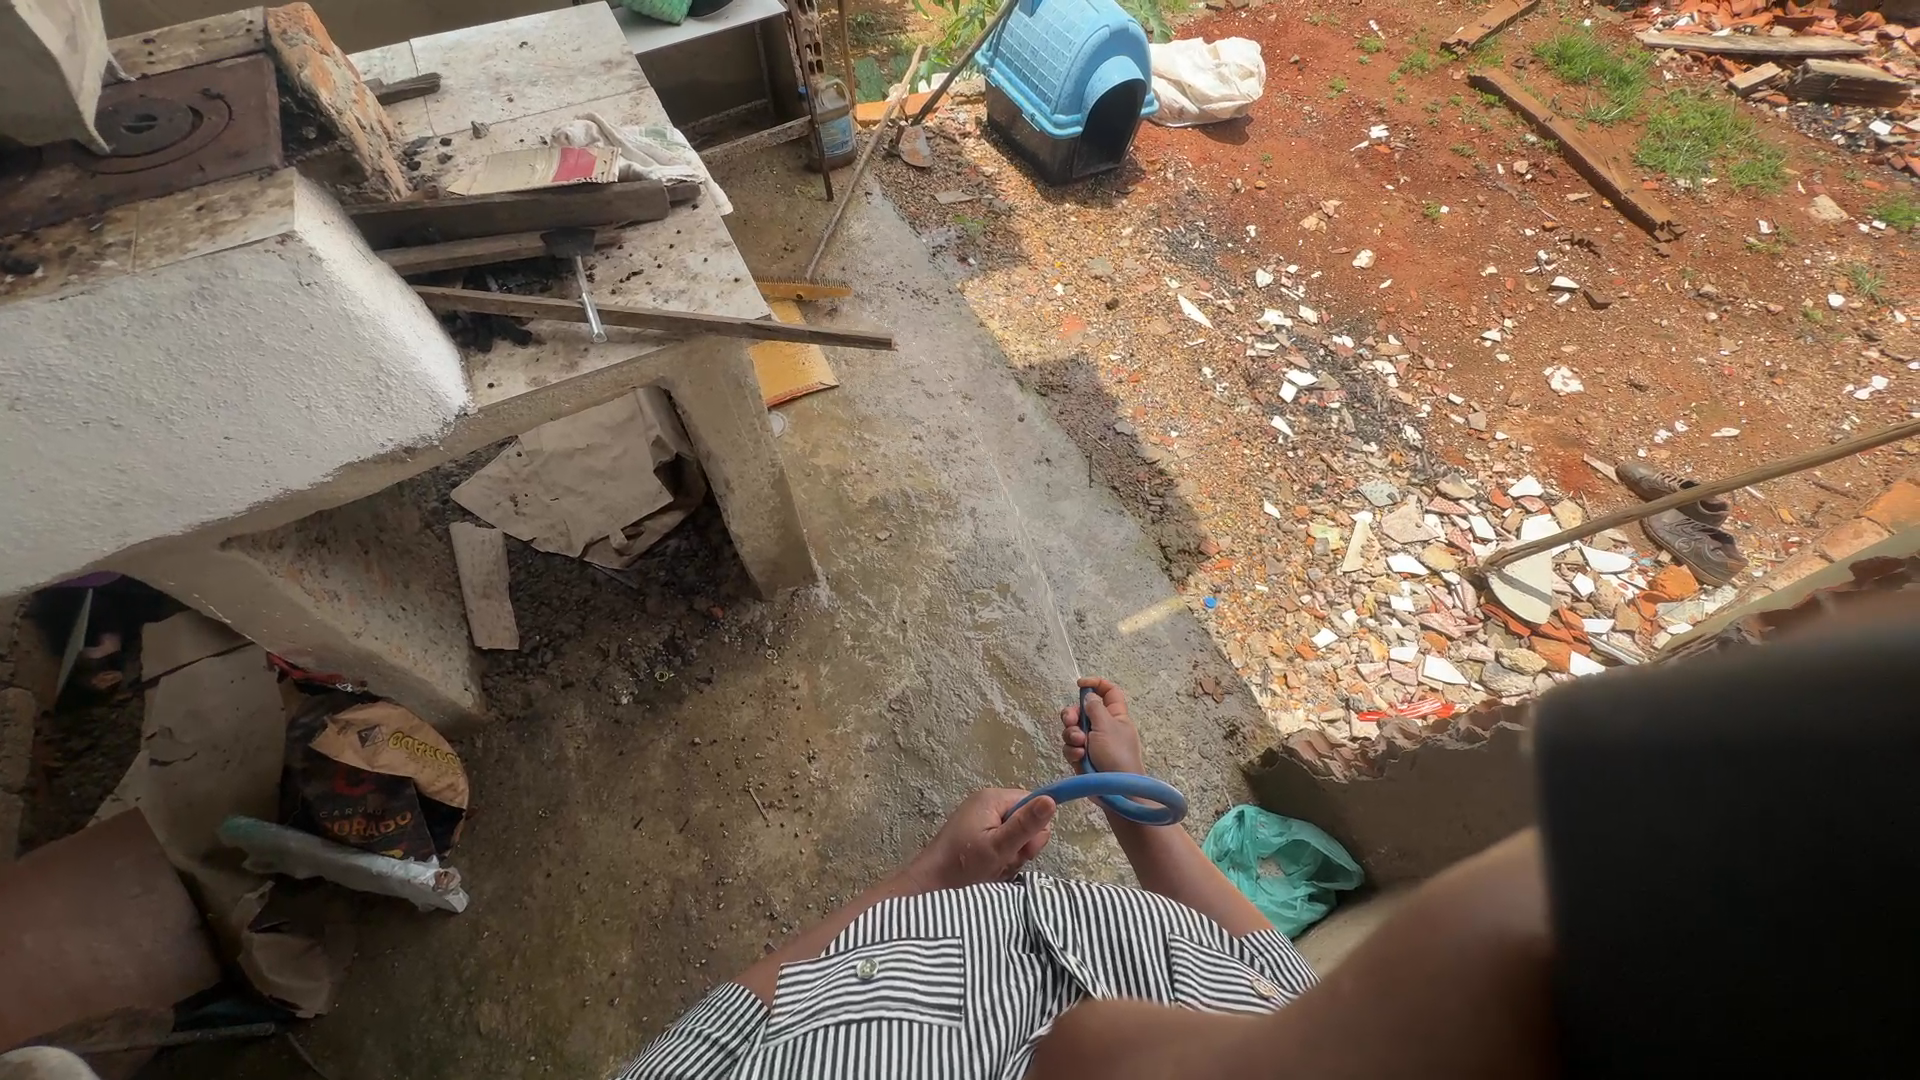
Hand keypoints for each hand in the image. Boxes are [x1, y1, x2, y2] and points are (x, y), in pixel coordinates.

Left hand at [905, 788, 1055, 890]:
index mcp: (992, 798)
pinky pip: (1003, 845)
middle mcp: (988, 804)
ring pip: (1016, 837)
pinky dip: (1000, 860)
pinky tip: (988, 871)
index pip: (1033, 803)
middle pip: (1026, 821)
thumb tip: (1052, 800)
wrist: (928, 887)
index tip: (1023, 849)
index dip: (1034, 828)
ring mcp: (981, 820)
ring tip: (994, 868)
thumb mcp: (999, 847)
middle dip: (1022, 846)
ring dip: (1011, 856)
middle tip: (1004, 861)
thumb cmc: (962, 866)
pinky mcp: (977, 836)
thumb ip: (1026, 825)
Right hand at [1061, 676, 1144, 775]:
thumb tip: (1089, 697)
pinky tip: (1079, 757)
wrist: (1116, 790)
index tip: (1080, 685)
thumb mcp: (1107, 726)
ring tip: (1080, 744)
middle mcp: (1103, 726)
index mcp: (1116, 715)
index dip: (1095, 685)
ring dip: (1072, 735)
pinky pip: (1070, 747)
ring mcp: (1092, 742)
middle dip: (1072, 714)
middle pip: (1081, 710)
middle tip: (1070, 721)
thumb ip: (1095, 708)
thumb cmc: (1117, 754)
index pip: (1108, 692)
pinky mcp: (1082, 757)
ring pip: (1072, 729)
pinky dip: (1072, 751)